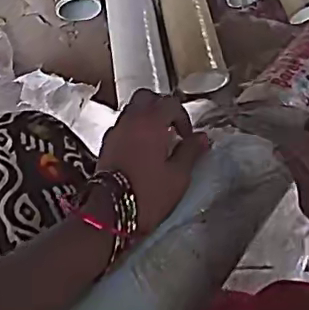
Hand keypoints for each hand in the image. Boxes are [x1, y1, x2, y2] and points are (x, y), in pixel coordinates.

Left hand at [98, 90, 206, 236]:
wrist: (109, 212)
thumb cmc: (148, 194)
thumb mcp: (178, 176)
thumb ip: (190, 152)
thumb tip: (201, 137)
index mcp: (151, 122)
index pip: (169, 103)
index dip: (183, 116)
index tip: (188, 136)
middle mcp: (131, 120)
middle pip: (147, 98)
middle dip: (162, 107)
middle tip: (173, 127)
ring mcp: (115, 130)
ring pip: (132, 109)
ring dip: (146, 117)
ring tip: (158, 139)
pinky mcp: (106, 143)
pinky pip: (123, 125)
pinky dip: (134, 128)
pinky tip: (142, 149)